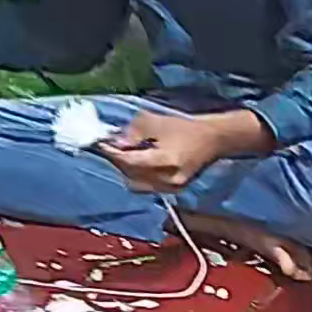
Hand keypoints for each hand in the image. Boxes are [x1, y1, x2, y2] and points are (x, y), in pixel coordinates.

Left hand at [98, 111, 233, 192]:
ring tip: (125, 156)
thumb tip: (114, 144)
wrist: (212, 140)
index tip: (99, 142)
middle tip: (110, 147)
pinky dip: (139, 176)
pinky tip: (138, 164)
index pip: (129, 162)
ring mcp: (173, 187)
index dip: (111, 153)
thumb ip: (131, 133)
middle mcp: (169, 179)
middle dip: (118, 162)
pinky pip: (149, 187)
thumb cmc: (184, 128)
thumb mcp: (153, 121)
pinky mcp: (175, 189)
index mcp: (165, 162)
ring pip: (138, 184)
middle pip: (132, 176)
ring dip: (128, 171)